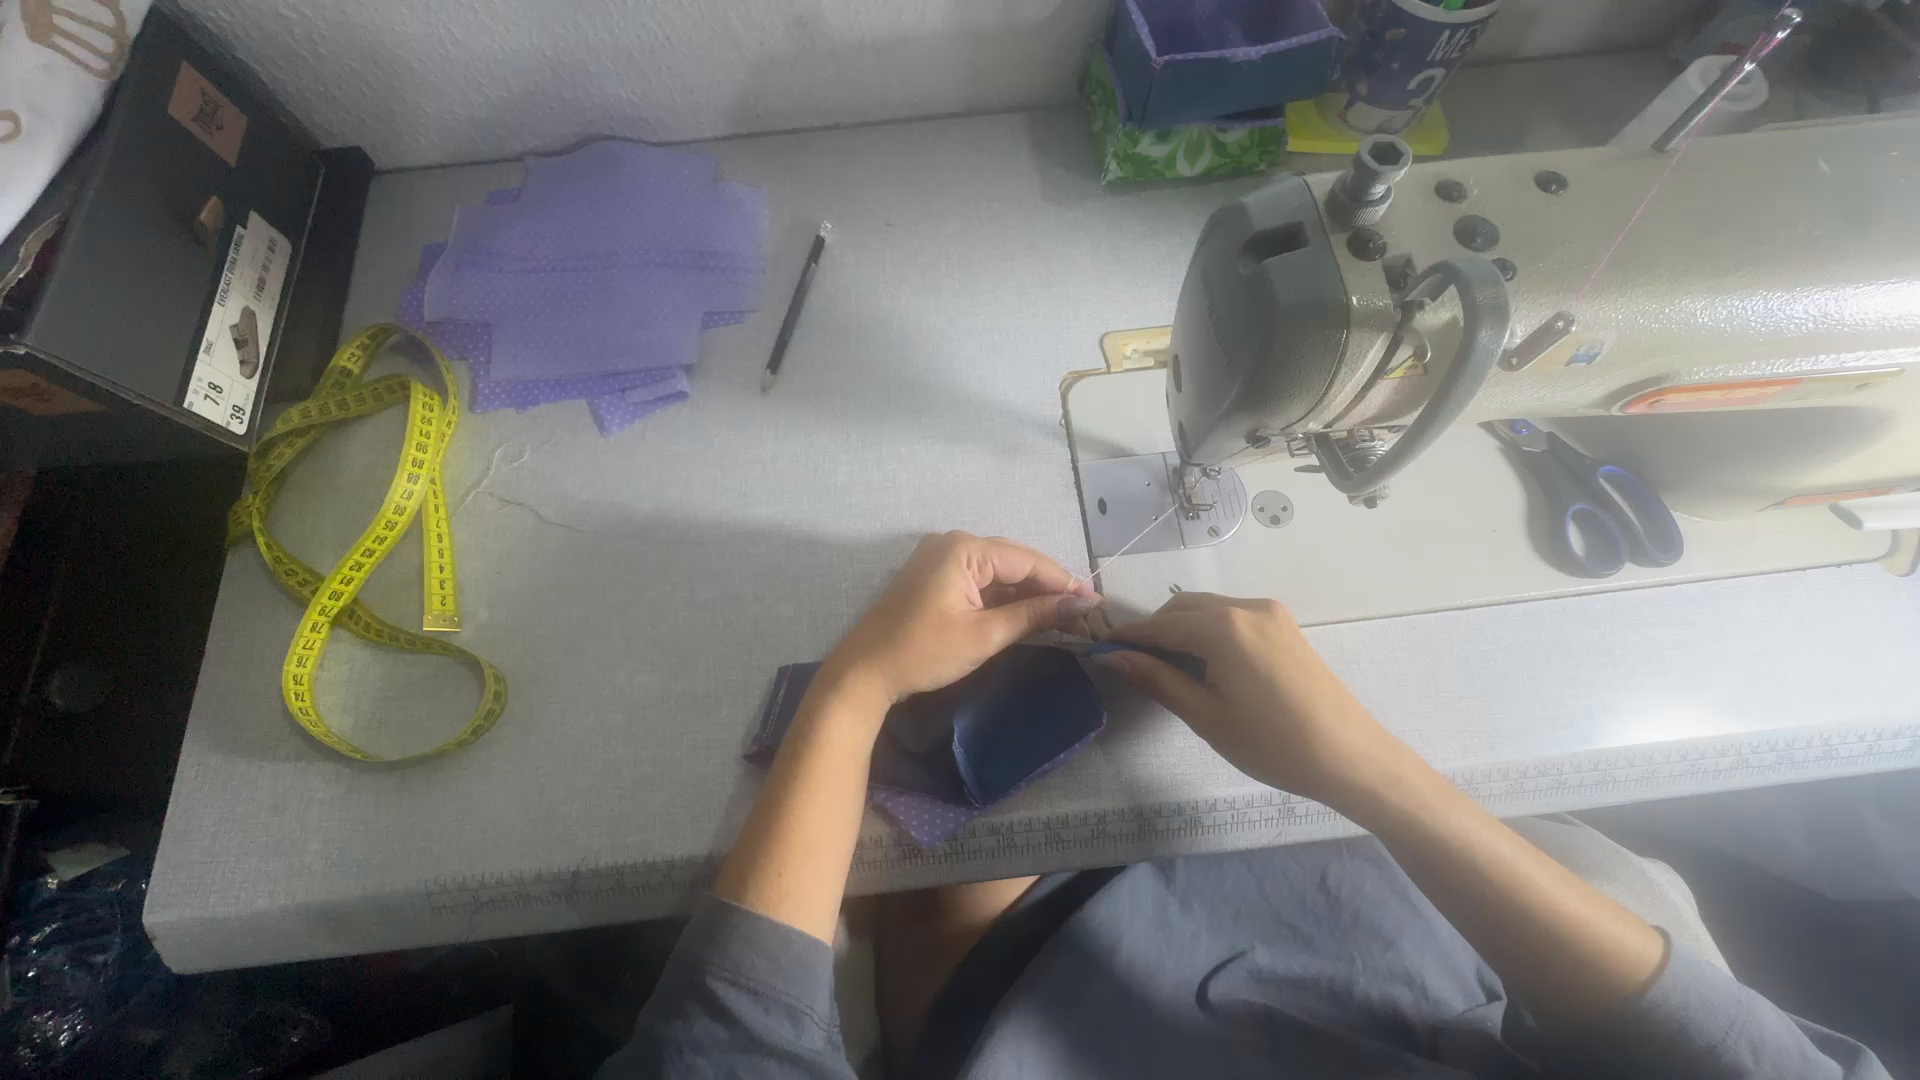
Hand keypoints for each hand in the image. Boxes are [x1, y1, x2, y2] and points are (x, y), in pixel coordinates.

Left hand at [822, 532, 1099, 707]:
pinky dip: (1004, 599)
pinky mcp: (935, 578)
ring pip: (998, 573)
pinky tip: (1030, 615)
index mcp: (963, 549)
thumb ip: (1034, 615)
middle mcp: (953, 543)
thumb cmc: (923, 653)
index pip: (1026, 560)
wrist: (864, 672)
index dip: (1063, 582)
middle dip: (1048, 588)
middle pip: (1014, 562)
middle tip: (1084, 613)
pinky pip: (980, 581)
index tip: (1096, 603)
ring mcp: (941, 559)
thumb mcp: (984, 636)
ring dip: (1028, 595)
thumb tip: (1080, 605)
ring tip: (1065, 617)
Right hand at [1102, 592, 1395, 805]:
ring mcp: (1270, 613)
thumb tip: (1113, 655)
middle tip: (1133, 665)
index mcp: (1223, 628)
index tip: (1098, 649)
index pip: (1160, 625)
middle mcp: (1246, 607)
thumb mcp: (1205, 715)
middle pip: (1182, 608)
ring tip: (1168, 669)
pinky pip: (1232, 616)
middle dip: (1154, 631)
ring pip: (1208, 609)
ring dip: (1181, 629)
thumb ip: (1157, 679)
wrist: (1352, 758)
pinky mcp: (1285, 626)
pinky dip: (1208, 631)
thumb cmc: (1273, 743)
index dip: (1128, 637)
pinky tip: (1206, 664)